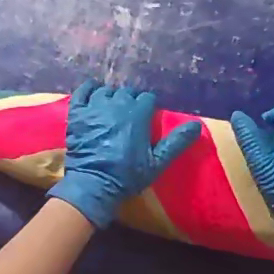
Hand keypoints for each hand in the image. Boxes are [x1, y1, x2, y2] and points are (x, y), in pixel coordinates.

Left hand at [47, 82, 201, 228]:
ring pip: (105, 91)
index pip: (147, 98)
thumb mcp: (157, 162)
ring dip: (110, 96)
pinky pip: (81, 92)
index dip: (148, 106)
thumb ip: (176, 142)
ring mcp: (94, 108)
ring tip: (112, 108)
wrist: (93, 184)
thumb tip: (196, 125)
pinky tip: (92, 93)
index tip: (147, 116)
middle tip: (129, 115)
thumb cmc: (127, 176)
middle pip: (126, 92)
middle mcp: (116, 105)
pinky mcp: (76, 113)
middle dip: (130, 100)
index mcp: (137, 114)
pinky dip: (88, 89)